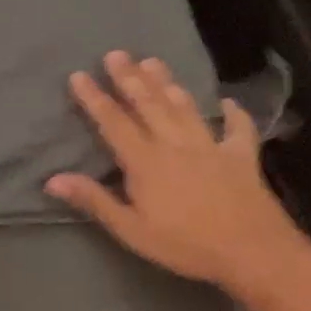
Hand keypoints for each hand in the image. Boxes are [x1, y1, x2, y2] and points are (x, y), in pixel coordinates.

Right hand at [45, 51, 310, 291]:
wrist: (258, 256)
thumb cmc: (187, 245)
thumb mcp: (131, 229)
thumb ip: (94, 200)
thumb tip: (52, 179)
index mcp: (146, 162)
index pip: (113, 123)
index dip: (94, 99)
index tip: (79, 75)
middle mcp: (176, 146)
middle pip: (149, 106)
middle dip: (130, 79)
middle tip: (117, 53)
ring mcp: (212, 150)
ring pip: (185, 110)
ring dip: (168, 84)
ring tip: (154, 62)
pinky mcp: (242, 161)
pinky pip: (239, 132)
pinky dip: (235, 115)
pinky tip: (228, 102)